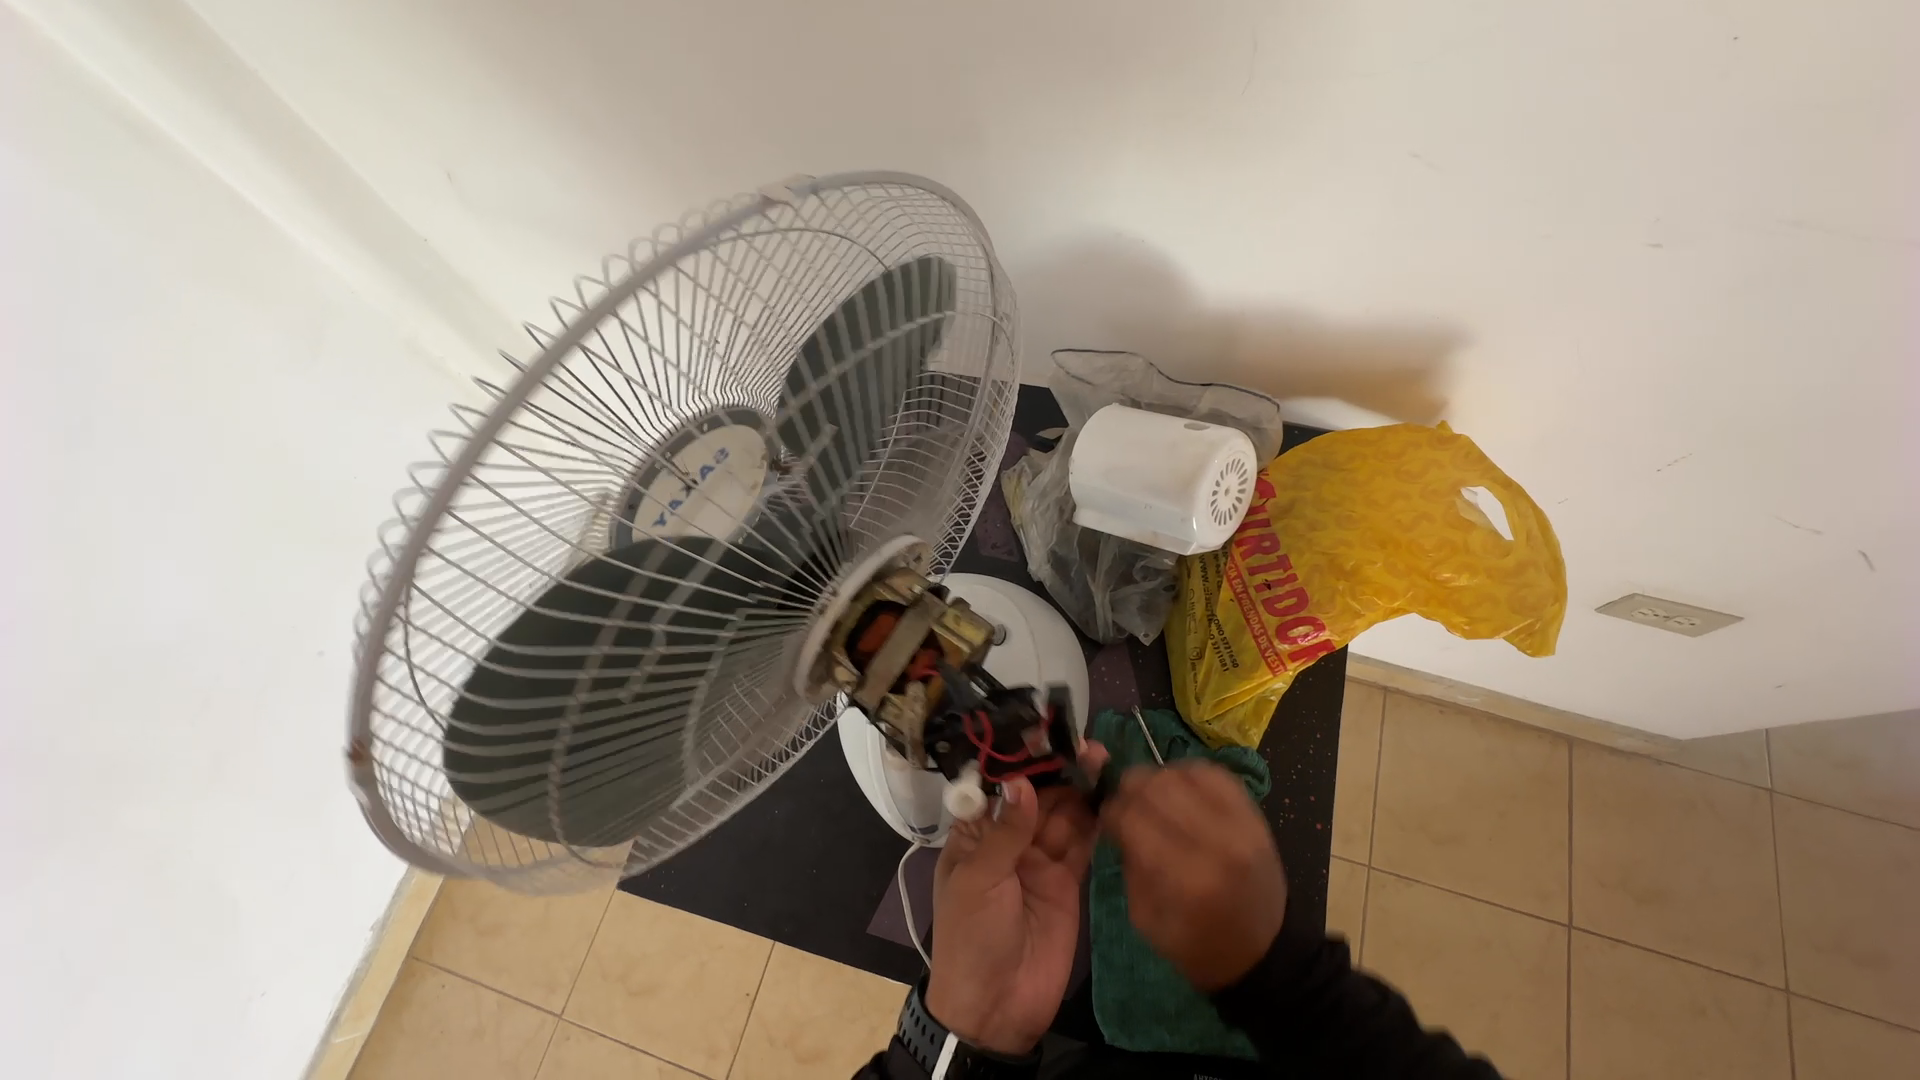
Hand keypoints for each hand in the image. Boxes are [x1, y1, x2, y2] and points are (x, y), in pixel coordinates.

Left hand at [924, 744, 1107, 1055]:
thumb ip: (1006, 833)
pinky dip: (1095, 821)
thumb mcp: (978, 881)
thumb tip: (1024, 783)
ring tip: (1101, 761)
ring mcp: (1039, 860)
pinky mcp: (1067, 882)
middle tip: (1085, 745)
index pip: (998, 787)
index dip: (1020, 761)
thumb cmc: (972, 937)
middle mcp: (1007, 840)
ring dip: (1079, 789)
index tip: (1044, 733)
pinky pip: (1081, 844)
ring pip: (1061, 814)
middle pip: (1036, 796)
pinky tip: (1110, 797)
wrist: (996, 1008)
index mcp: (975, 834)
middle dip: (1057, 770)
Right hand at [1101, 760, 1287, 991]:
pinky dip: (1190, 774)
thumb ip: (1128, 864)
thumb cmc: (1199, 945)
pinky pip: (1215, 773)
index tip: (1108, 820)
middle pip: (1156, 786)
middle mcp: (1214, 842)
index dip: (1111, 812)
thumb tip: (1117, 822)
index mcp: (1184, 878)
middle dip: (1130, 790)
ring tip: (1154, 798)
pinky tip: (1181, 790)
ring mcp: (1240, 824)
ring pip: (1183, 773)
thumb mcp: (1146, 919)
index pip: (1132, 817)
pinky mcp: (1255, 814)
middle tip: (1126, 804)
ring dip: (1158, 779)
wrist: (1266, 951)